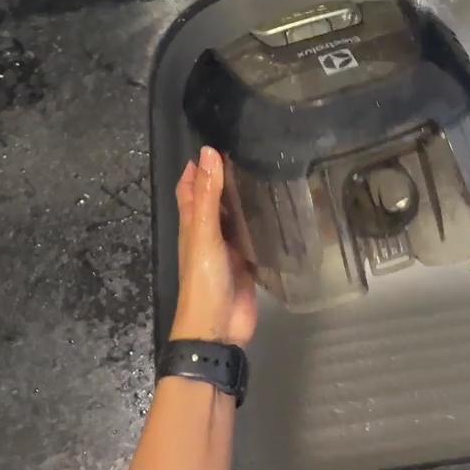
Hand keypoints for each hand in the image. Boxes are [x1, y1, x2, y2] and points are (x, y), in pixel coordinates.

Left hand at [171, 146, 257, 346]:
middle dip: (226, 176)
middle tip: (252, 150)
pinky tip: (279, 207)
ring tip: (269, 170)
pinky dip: (262, 221)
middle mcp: (209, 231)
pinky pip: (254, 234)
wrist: (219, 329)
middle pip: (215, 198)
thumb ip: (209, 194)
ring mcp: (229, 247)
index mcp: (192, 223)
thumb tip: (208, 151)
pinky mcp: (248, 261)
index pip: (190, 187)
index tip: (217, 140)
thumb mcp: (204, 232)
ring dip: (246, 197)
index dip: (198, 166)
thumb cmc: (204, 279)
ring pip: (236, 214)